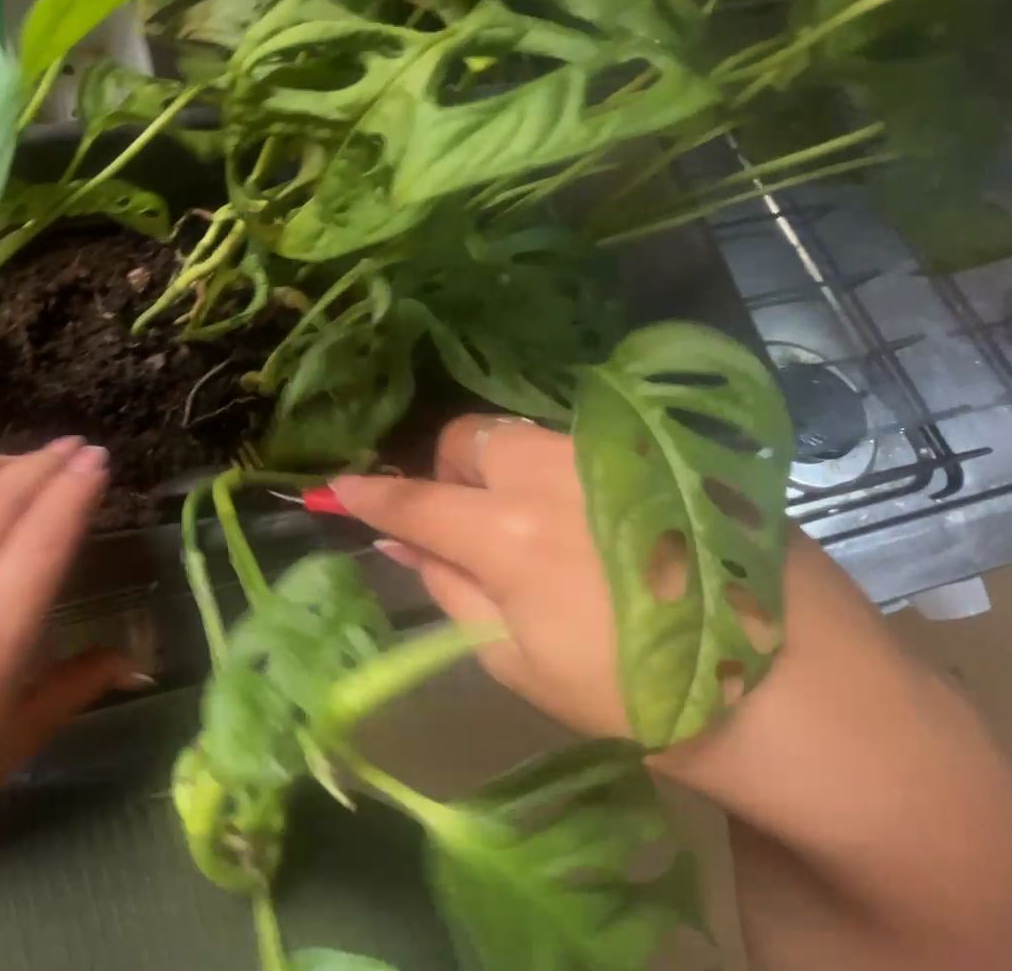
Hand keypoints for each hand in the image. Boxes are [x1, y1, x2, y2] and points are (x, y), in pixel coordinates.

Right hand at [317, 415, 892, 744]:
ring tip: (537, 525)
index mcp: (507, 533)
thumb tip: (401, 544)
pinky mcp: (672, 461)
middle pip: (468, 439)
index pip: (413, 500)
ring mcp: (619, 459)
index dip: (368, 494)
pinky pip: (588, 449)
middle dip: (446, 471)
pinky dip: (565, 475)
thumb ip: (450, 589)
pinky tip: (602, 527)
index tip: (334, 487)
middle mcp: (556, 474)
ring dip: (504, 469)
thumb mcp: (515, 661)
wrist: (803, 702)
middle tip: (462, 520)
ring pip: (528, 435)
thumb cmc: (635, 698)